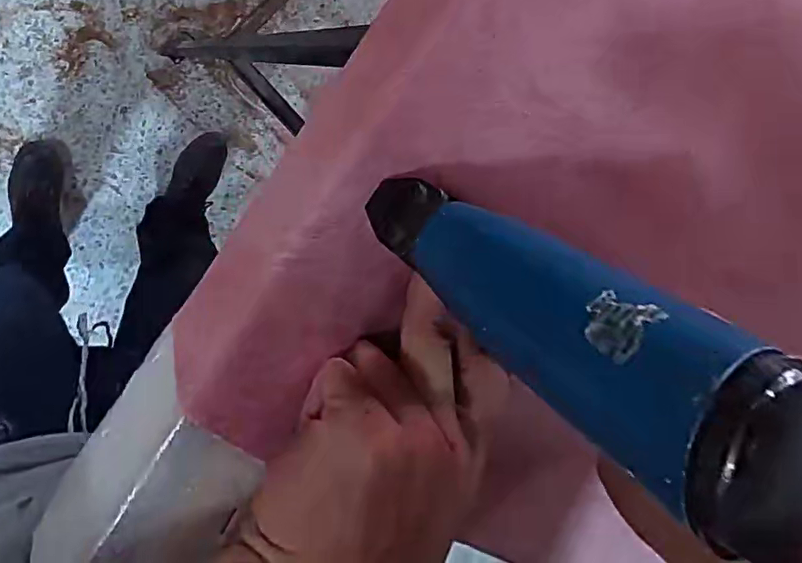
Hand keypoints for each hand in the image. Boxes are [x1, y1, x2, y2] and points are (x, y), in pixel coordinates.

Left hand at [215, 275, 511, 562]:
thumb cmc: (369, 532)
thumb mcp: (433, 482)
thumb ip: (442, 421)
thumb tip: (428, 353)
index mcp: (469, 454)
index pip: (489, 369)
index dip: (474, 320)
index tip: (465, 279)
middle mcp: (444, 436)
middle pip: (435, 335)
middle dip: (425, 298)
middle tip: (422, 268)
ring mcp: (400, 425)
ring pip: (370, 354)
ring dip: (349, 379)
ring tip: (341, 425)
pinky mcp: (351, 418)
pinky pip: (332, 371)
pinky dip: (317, 395)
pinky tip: (312, 437)